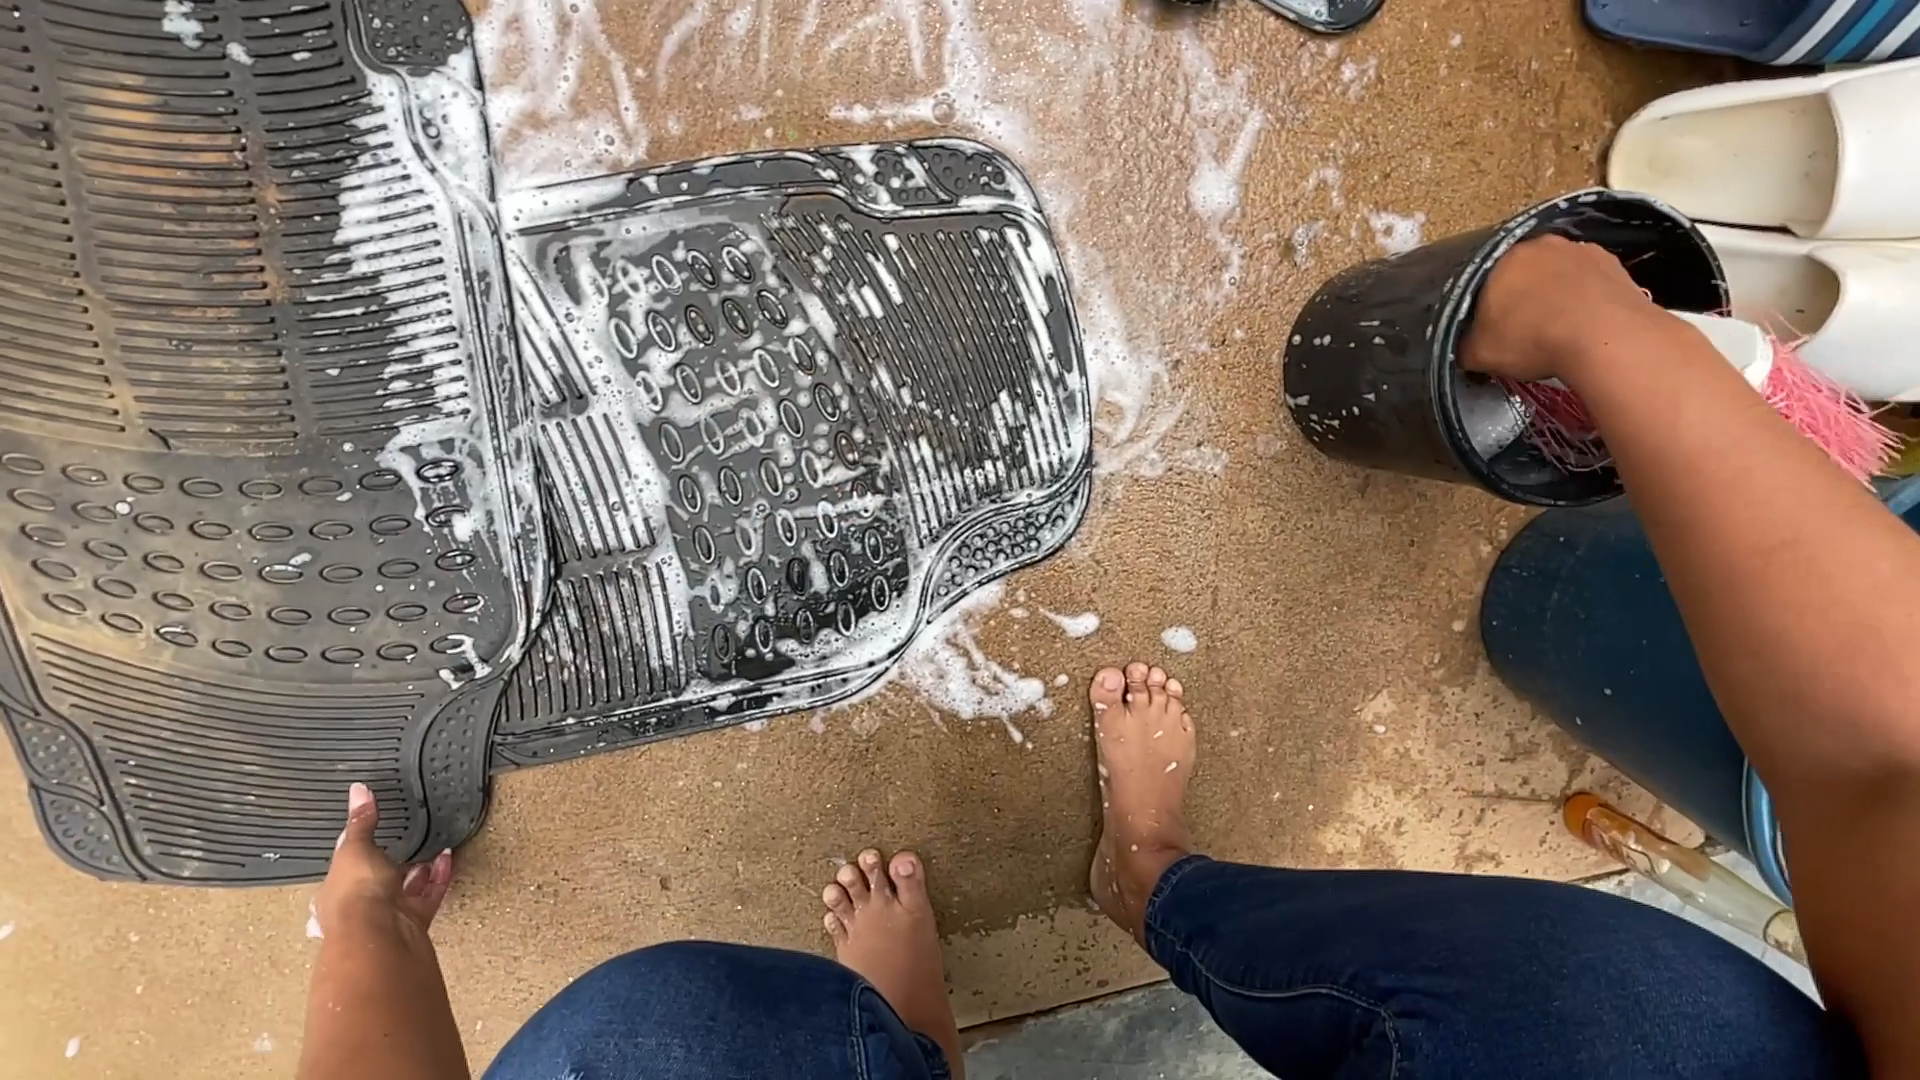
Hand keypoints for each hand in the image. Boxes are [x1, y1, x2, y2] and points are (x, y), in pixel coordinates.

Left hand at [314, 782, 453, 946]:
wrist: (379, 934)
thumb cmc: (355, 897)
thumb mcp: (355, 848)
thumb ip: (361, 821)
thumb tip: (357, 791)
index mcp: (333, 893)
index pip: (344, 870)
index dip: (354, 857)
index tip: (369, 842)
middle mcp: (358, 909)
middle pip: (376, 883)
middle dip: (391, 867)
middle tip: (406, 848)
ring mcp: (386, 917)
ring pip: (404, 889)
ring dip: (420, 870)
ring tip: (434, 850)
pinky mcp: (414, 920)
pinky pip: (429, 894)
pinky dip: (440, 875)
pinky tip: (448, 858)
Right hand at [1461, 234, 1676, 383]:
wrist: (1607, 338)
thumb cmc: (1531, 339)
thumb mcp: (1476, 354)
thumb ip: (1463, 344)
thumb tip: (1465, 345)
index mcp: (1502, 259)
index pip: (1481, 280)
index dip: (1481, 305)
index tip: (1485, 326)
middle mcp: (1542, 245)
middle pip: (1521, 272)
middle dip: (1518, 294)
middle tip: (1518, 326)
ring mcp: (1582, 250)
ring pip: (1555, 274)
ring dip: (1551, 293)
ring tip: (1553, 326)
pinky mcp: (1615, 264)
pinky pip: (1586, 281)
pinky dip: (1581, 297)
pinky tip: (1579, 323)